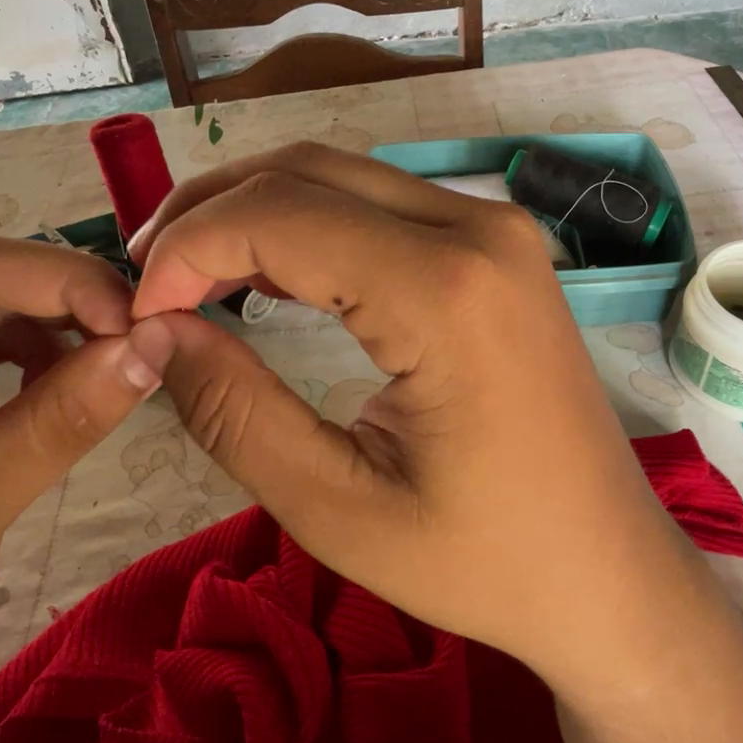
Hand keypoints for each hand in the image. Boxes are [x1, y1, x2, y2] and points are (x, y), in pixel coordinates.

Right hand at [127, 143, 742, 742]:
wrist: (607, 570)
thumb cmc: (484, 559)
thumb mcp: (338, 508)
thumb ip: (233, 410)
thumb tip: (152, 329)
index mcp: (443, 289)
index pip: (278, 216)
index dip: (187, 252)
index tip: (135, 315)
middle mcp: (476, 228)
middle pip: (306, 173)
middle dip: (210, 213)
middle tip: (145, 280)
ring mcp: (495, 228)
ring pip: (342, 175)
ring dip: (255, 210)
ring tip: (185, 272)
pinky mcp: (497, 246)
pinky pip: (381, 204)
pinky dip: (309, 224)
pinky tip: (264, 271)